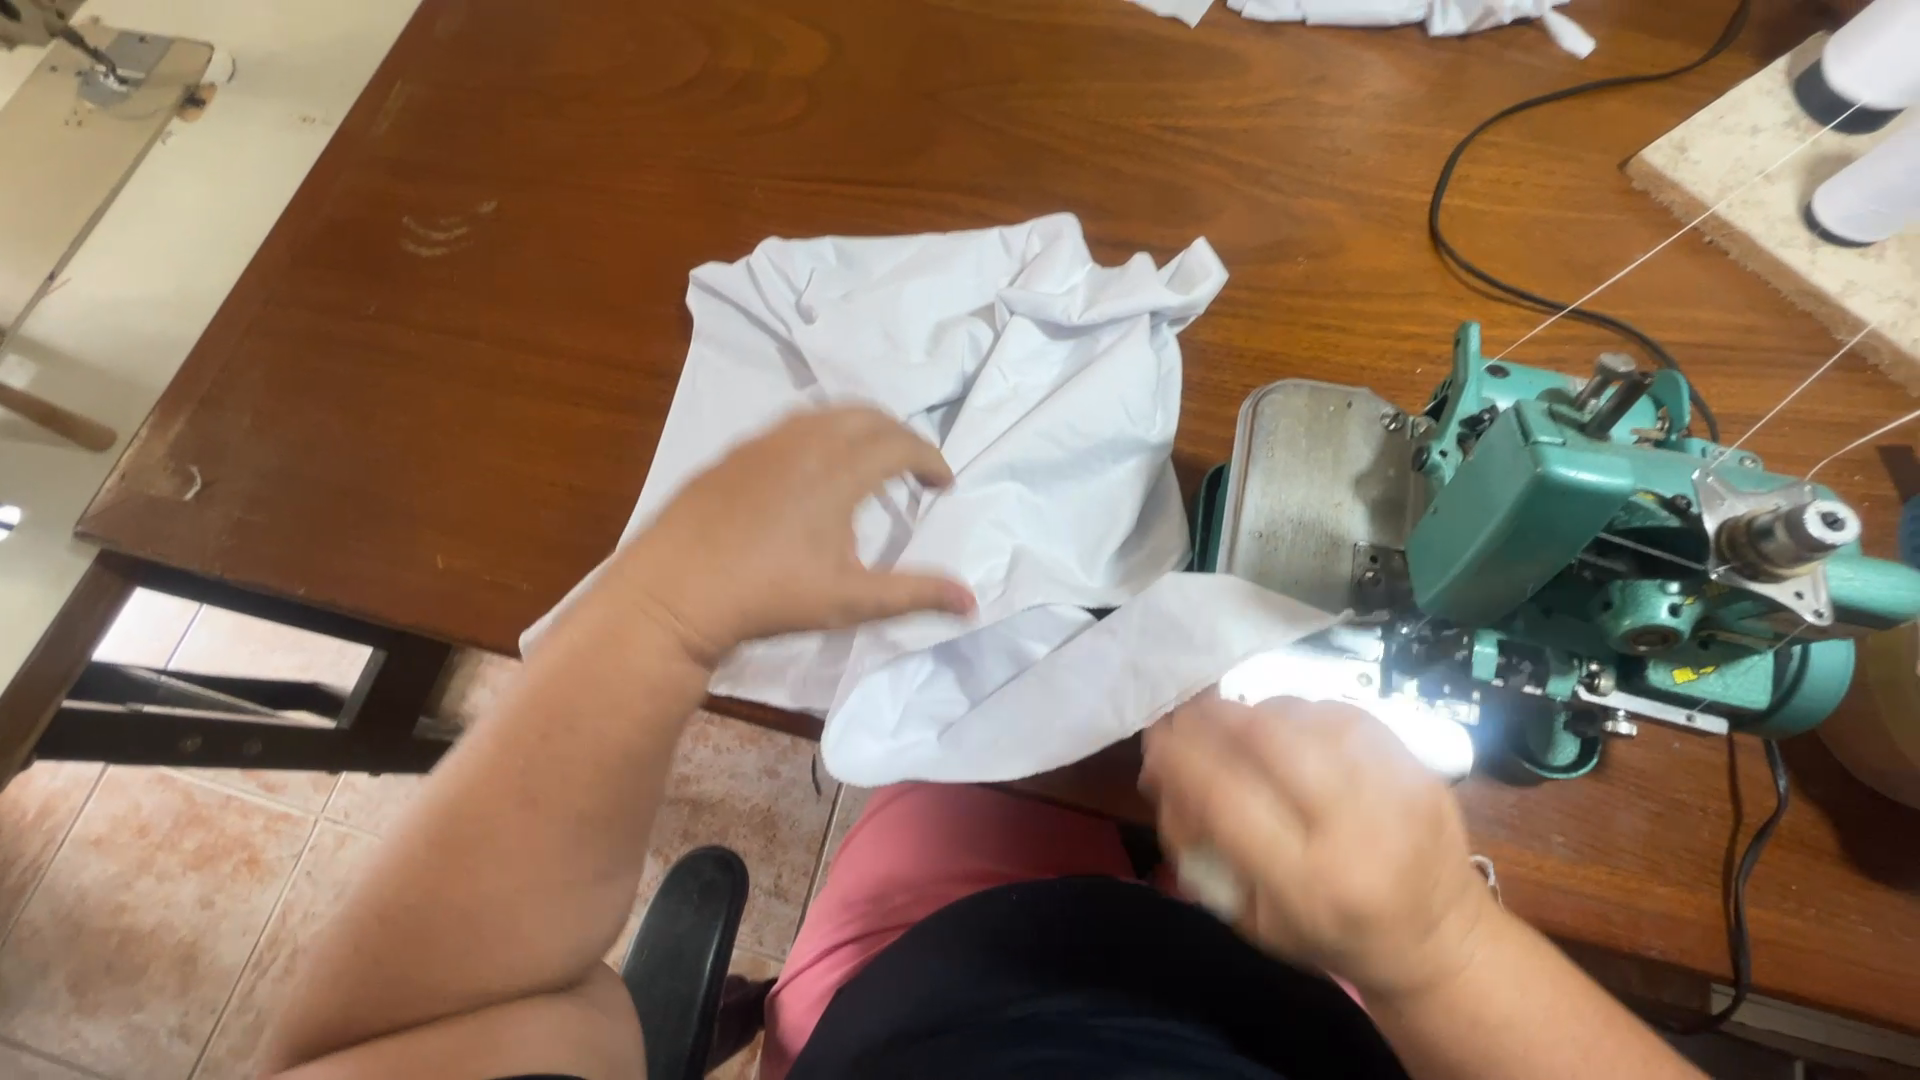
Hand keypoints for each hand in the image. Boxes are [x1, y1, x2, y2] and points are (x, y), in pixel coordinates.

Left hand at [604, 406, 976, 665]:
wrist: (675, 592)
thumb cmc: (769, 596)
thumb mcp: (850, 601)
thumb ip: (914, 594)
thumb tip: (972, 602)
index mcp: (838, 473)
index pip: (899, 445)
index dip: (930, 459)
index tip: (944, 483)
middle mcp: (804, 444)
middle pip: (867, 416)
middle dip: (900, 435)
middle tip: (914, 467)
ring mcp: (763, 444)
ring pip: (825, 413)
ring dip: (860, 428)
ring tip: (869, 460)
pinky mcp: (733, 454)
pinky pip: (791, 425)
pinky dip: (821, 433)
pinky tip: (812, 468)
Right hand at [1140, 695, 1494, 1002]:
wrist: (1443, 944)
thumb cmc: (1329, 935)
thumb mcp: (1249, 916)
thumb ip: (1198, 847)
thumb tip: (1162, 773)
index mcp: (1309, 884)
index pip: (1226, 799)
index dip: (1180, 759)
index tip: (1155, 739)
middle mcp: (1356, 832)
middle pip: (1271, 741)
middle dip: (1214, 717)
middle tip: (1186, 712)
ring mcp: (1395, 791)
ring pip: (1304, 717)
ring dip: (1256, 713)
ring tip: (1236, 725)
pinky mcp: (1418, 768)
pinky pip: (1341, 712)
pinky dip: (1301, 713)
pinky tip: (1287, 729)